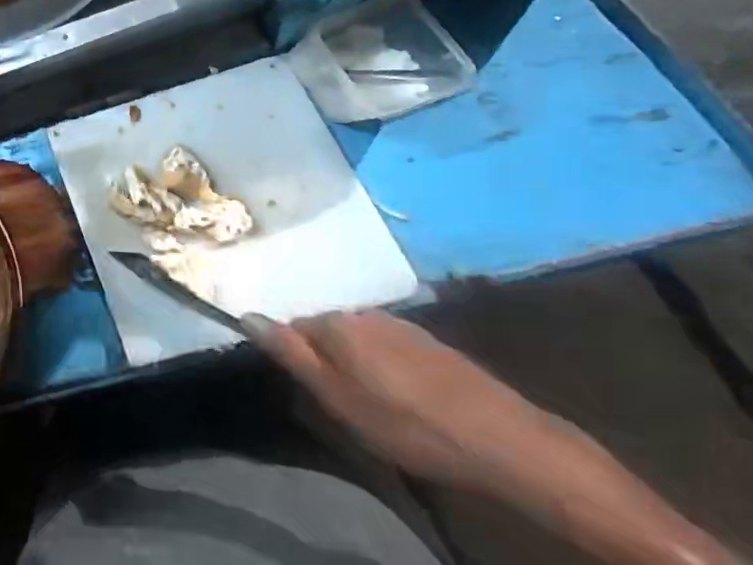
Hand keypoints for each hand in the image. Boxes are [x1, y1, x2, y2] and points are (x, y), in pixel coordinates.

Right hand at [245, 310, 582, 493]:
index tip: (313, 390)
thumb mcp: (337, 398)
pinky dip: (386, 366)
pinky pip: (389, 346)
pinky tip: (406, 397)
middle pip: (327, 329)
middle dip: (327, 357)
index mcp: (336, 322)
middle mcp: (364, 312)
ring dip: (358, 362)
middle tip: (343, 401)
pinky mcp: (432, 342)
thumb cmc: (407, 423)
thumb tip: (246, 315)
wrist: (505, 441)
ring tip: (375, 402)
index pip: (293, 326)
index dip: (297, 358)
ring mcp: (402, 324)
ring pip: (359, 338)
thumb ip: (291, 353)